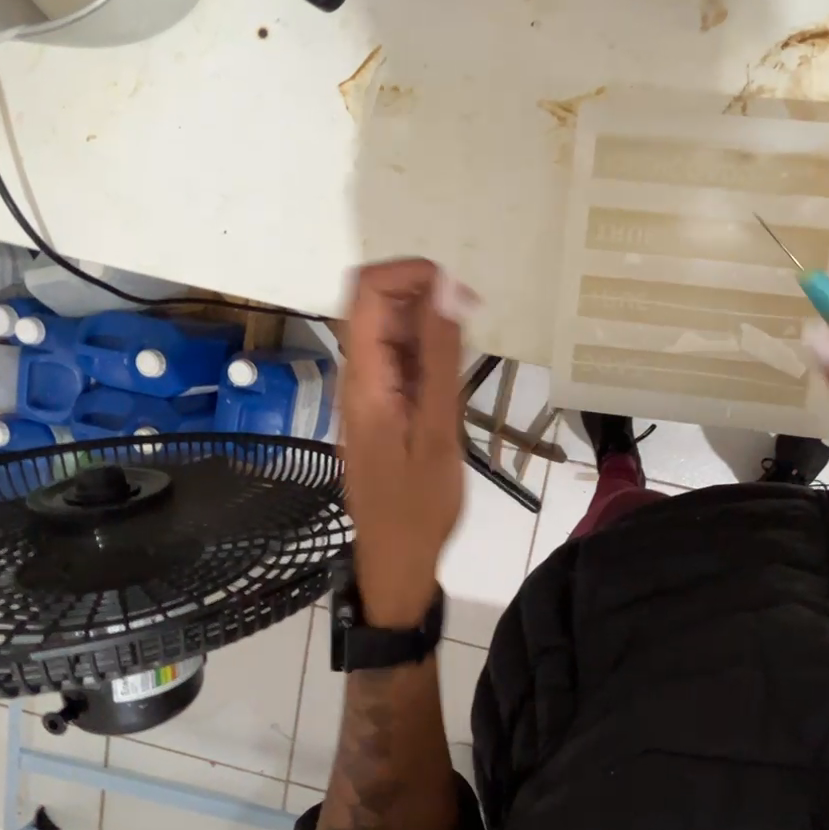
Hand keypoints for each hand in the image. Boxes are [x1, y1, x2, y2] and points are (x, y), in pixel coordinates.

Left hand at [339, 259, 474, 627]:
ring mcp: (365, 390)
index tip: (459, 291)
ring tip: (468, 350)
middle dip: (423, 293)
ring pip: (387, 330)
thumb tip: (446, 287)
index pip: (368, 290)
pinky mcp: (377, 406)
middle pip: (374, 303)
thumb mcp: (438, 429)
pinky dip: (425, 352)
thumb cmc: (420, 503)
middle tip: (473, 318)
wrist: (395, 556)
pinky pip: (396, 359)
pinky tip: (452, 377)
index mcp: (364, 377)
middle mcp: (355, 375)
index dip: (410, 272)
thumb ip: (442, 357)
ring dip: (427, 323)